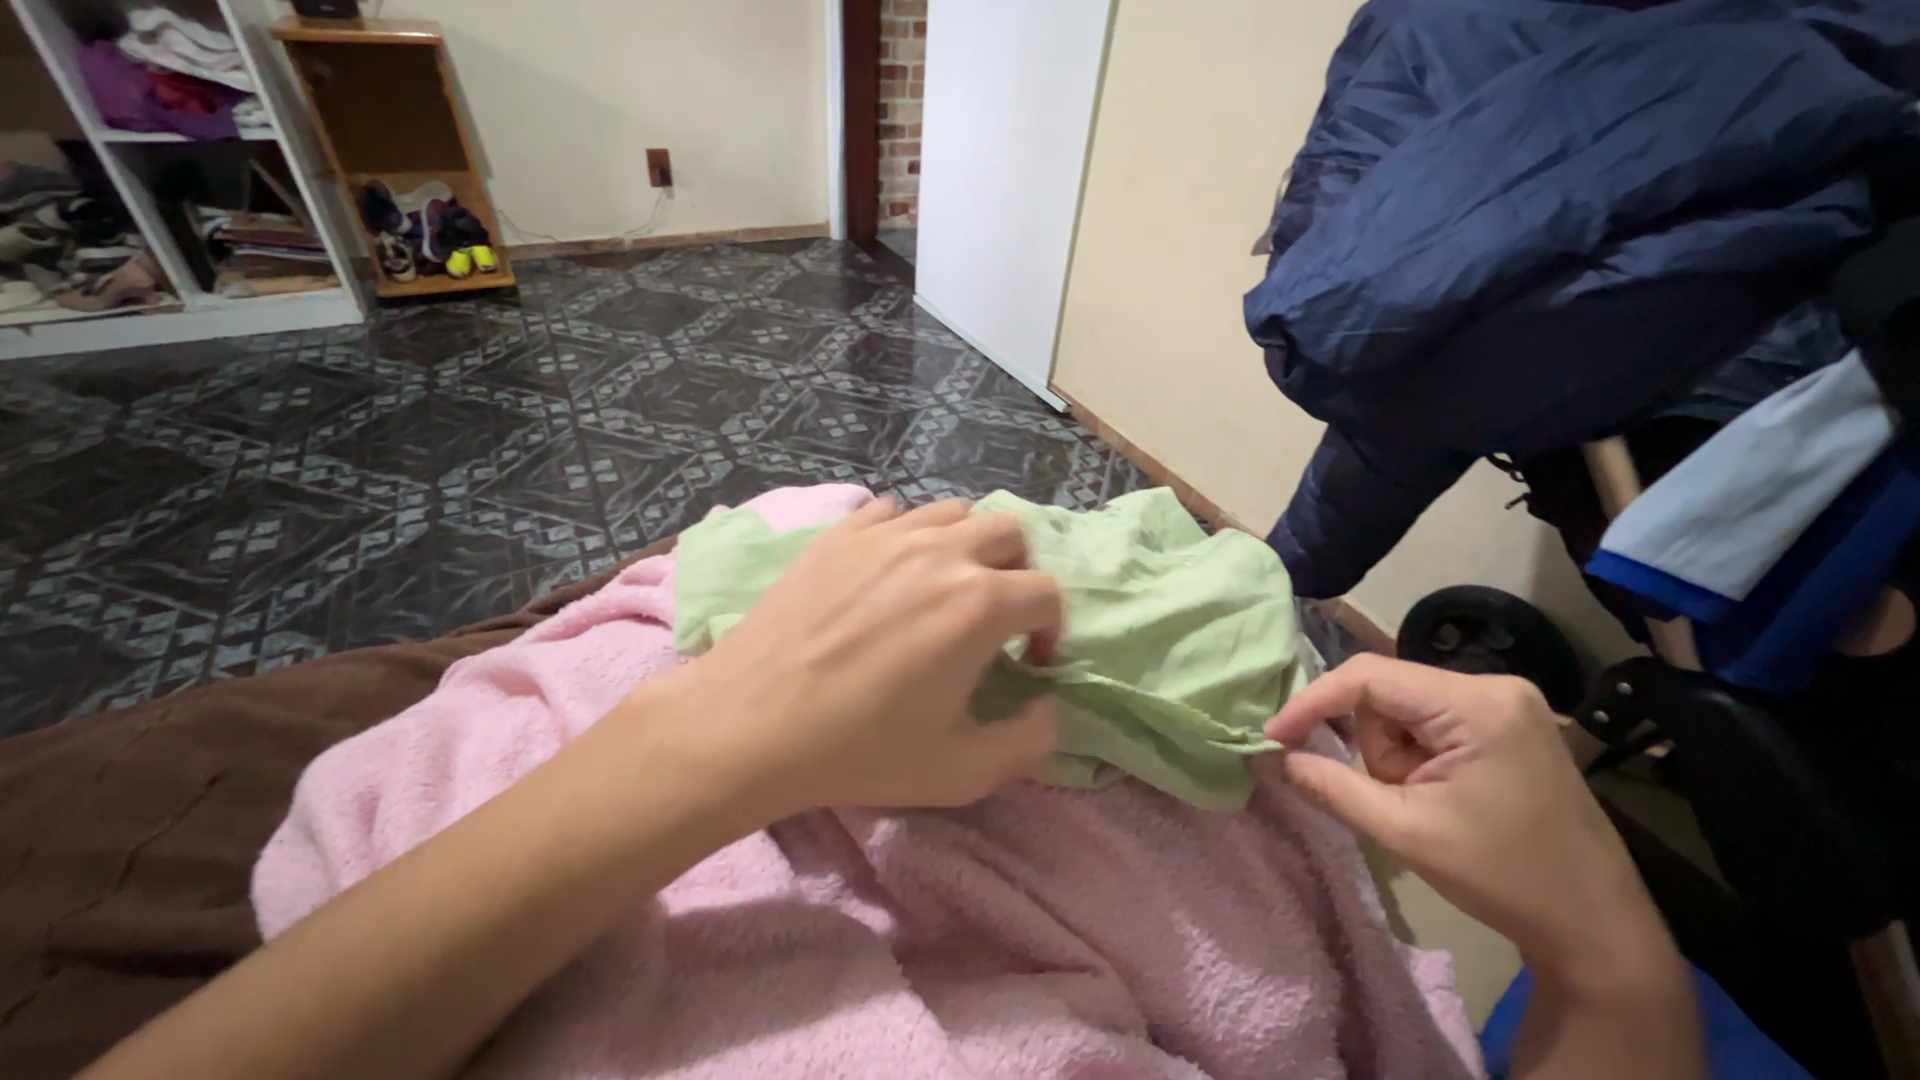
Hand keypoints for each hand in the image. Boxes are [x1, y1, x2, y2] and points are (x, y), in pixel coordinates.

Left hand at [632, 498, 1062, 815]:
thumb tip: (1049, 706)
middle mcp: (941, 553)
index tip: (1029, 662)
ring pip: (952, 511)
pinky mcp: (838, 534)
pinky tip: (889, 572)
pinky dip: (907, 534)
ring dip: (967, 545)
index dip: (1050, 629)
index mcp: (980, 604)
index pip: (1047, 592)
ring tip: (946, 587)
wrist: (751, 724)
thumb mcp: (962, 771)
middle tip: (994, 617)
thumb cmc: (859, 750)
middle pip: (1009, 533)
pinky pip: (891, 512)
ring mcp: (885, 535)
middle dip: (1018, 573)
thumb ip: (1030, 741)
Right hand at [1266, 655, 1662, 977]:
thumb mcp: (1402, 831)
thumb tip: (1271, 755)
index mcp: (1476, 704)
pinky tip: (1434, 792)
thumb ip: (1328, 785)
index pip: (1368, 677)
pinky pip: (1429, 719)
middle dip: (1370, 743)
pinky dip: (1413, 753)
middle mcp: (1493, 686)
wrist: (1594, 923)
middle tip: (1390, 796)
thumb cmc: (1500, 876)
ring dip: (1391, 752)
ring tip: (1421, 802)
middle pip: (1386, 691)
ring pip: (1403, 707)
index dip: (1312, 702)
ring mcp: (1505, 702)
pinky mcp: (1507, 721)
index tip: (1273, 737)